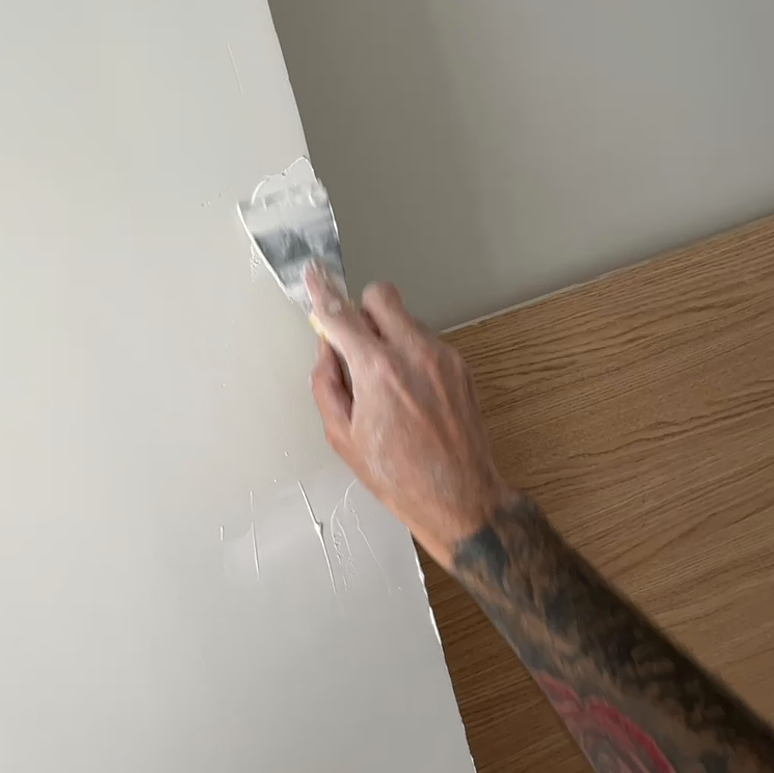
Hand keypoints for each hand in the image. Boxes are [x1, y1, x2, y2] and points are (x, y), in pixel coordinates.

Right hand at [304, 264, 510, 565]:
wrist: (459, 496)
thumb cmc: (399, 475)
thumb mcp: (341, 435)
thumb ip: (326, 383)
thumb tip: (327, 352)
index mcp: (377, 370)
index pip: (341, 314)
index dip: (321, 292)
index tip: (314, 276)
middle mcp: (413, 353)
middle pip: (381, 295)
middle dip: (362, 310)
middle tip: (355, 343)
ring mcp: (441, 356)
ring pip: (404, 318)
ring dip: (387, 335)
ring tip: (385, 385)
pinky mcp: (459, 364)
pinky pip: (424, 340)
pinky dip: (409, 353)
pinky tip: (408, 392)